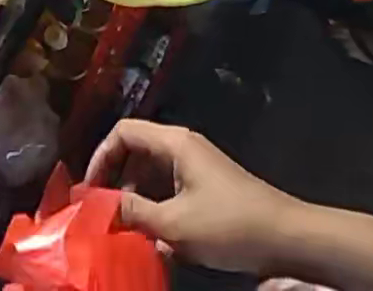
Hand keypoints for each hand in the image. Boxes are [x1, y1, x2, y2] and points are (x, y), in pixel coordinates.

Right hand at [85, 119, 302, 274]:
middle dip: (114, 180)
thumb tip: (99, 209)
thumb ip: (134, 213)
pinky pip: (167, 189)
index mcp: (174, 142)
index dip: (101, 157)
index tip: (88, 191)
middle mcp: (181, 146)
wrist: (284, 236)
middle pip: (135, 151)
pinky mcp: (204, 187)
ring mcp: (194, 166)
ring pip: (150, 174)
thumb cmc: (229, 223)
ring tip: (121, 231)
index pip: (124, 132)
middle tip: (99, 214)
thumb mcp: (175, 224)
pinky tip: (150, 239)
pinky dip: (154, 208)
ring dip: (134, 199)